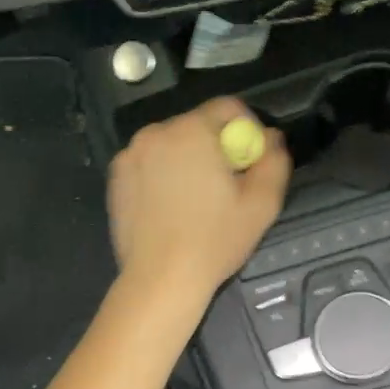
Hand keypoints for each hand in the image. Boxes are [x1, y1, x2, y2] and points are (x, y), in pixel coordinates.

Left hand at [107, 97, 291, 300]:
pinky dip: (161, 177)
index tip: (251, 164)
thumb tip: (271, 139)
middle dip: (216, 148)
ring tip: (196, 202)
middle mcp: (155, 133)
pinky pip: (148, 166)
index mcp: (192, 130)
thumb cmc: (213, 242)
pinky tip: (170, 209)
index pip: (228, 108)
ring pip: (171, 146)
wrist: (160, 280)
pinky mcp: (116, 181)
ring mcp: (129, 156)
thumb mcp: (261, 204)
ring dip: (188, 162)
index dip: (248, 131)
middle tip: (225, 188)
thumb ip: (274, 161)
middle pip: (197, 126)